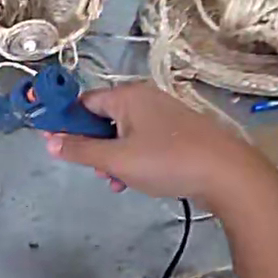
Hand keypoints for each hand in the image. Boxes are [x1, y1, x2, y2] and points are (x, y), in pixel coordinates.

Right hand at [42, 83, 270, 207]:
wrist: (227, 174)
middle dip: (93, 146)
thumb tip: (50, 141)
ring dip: (112, 157)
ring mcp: (163, 114)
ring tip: (117, 181)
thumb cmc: (166, 161)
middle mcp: (144, 98)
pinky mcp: (177, 132)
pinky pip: (142, 141)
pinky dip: (132, 159)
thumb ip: (80, 150)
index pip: (83, 102)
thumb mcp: (116, 160)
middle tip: (96, 170)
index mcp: (127, 96)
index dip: (66, 122)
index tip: (54, 143)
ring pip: (122, 133)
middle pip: (102, 118)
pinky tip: (134, 181)